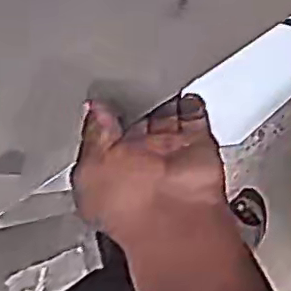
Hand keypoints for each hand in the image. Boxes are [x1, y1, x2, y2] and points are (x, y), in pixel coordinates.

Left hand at [72, 94, 232, 251]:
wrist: (178, 211)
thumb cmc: (130, 205)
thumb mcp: (94, 166)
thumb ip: (96, 133)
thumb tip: (94, 109)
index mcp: (106, 171)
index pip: (103, 137)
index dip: (102, 116)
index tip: (101, 95)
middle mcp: (138, 162)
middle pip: (138, 124)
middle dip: (136, 103)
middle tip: (131, 83)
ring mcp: (169, 152)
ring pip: (166, 117)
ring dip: (164, 100)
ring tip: (157, 79)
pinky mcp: (196, 143)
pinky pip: (194, 117)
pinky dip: (191, 103)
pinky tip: (183, 93)